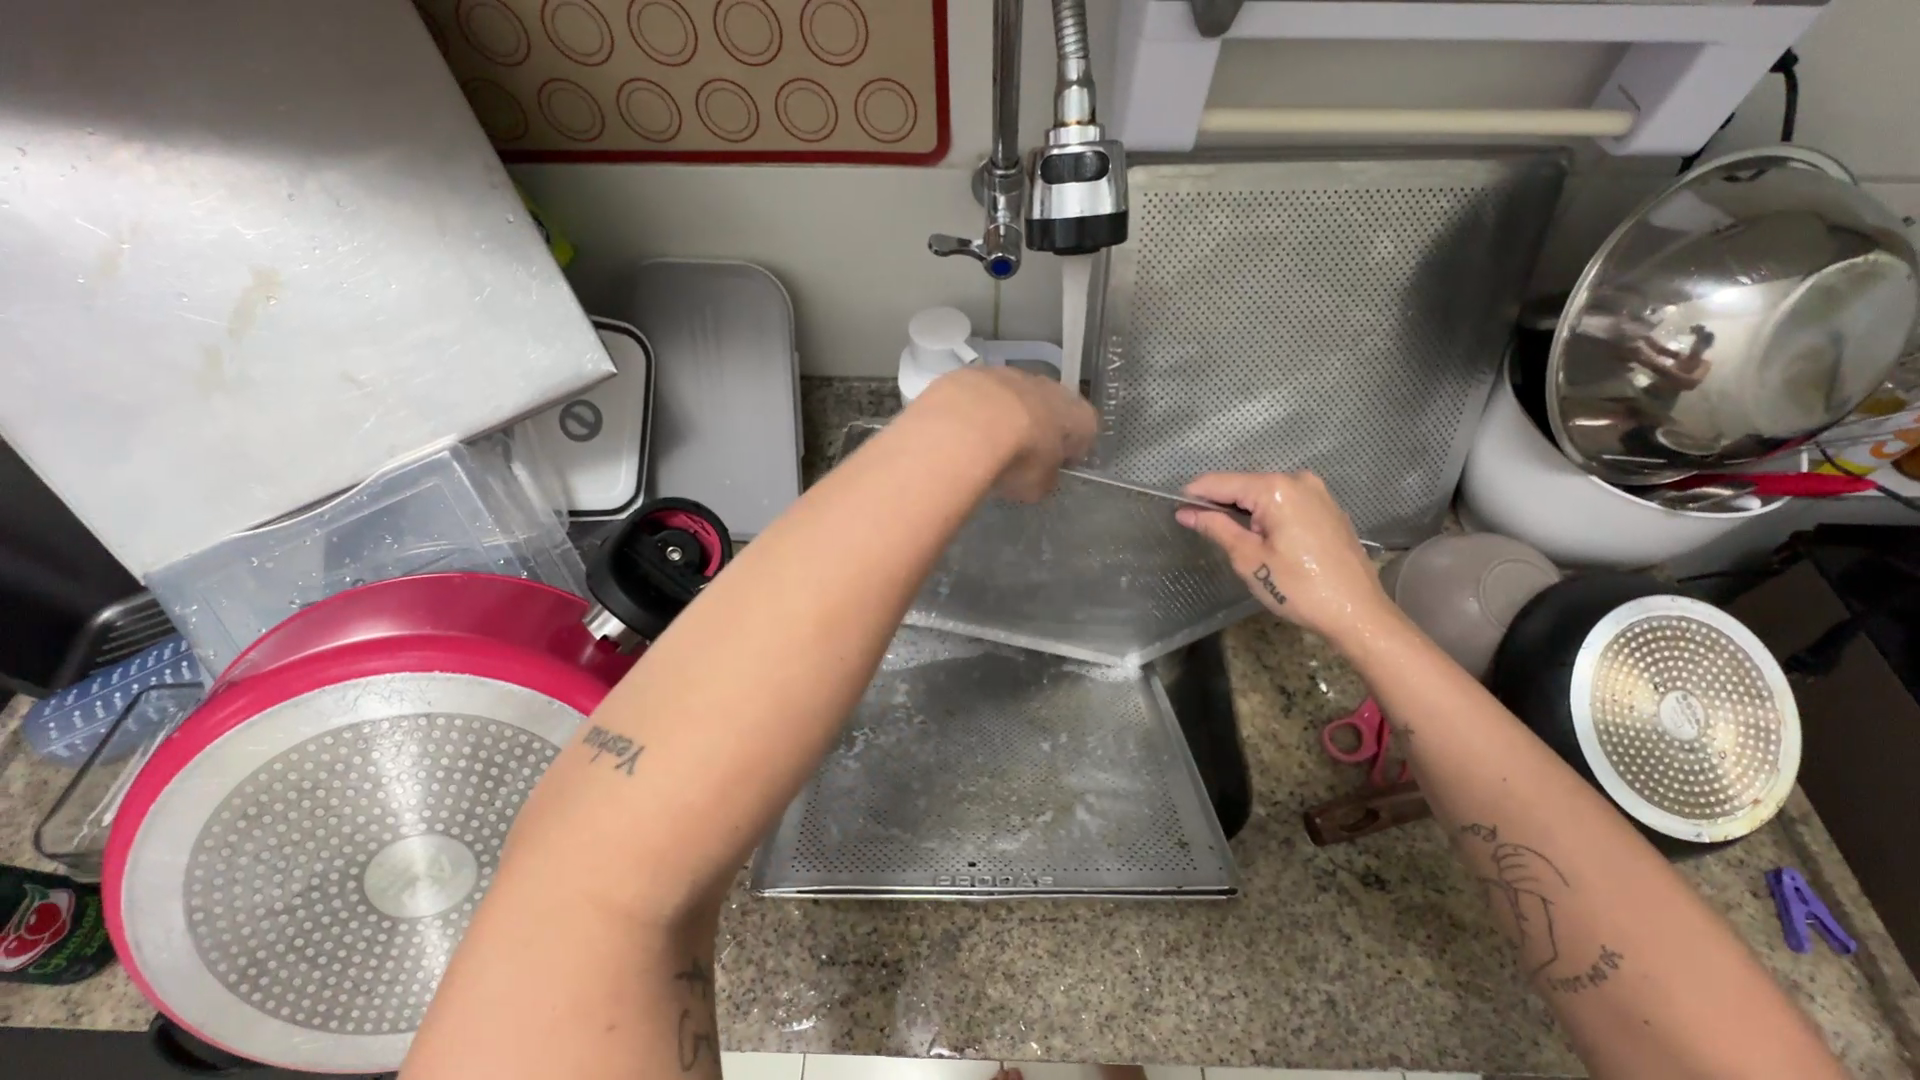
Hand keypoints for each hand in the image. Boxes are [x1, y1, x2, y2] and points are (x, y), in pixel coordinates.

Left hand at [916, 367, 1097, 501]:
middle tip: (1023, 453)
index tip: (1057, 465)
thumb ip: (1044, 478)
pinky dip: (979, 408)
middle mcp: (1052, 388)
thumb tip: (1040, 476)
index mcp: (1078, 415)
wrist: (969, 424)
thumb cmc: (1018, 459)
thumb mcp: (1037, 486)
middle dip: (1041, 426)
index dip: (1072, 449)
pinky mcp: (979, 372)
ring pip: (1017, 396)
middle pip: (1052, 407)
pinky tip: (966, 428)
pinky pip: (985, 393)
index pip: (1086, 430)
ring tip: (989, 441)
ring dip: (1008, 414)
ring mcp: (1014, 375)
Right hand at [1175, 471, 1396, 644]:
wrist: (1356, 612)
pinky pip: (1287, 503)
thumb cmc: (1298, 588)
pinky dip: (1269, 515)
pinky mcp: (1328, 509)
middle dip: (1222, 503)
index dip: (1195, 494)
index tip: (1175, 507)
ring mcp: (1318, 493)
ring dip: (1246, 511)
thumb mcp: (1249, 559)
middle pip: (1246, 485)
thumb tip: (1186, 512)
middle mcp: (1299, 480)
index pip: (1222, 482)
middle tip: (1200, 527)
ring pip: (1267, 494)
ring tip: (1232, 538)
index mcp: (1277, 489)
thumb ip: (1216, 528)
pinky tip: (1265, 539)